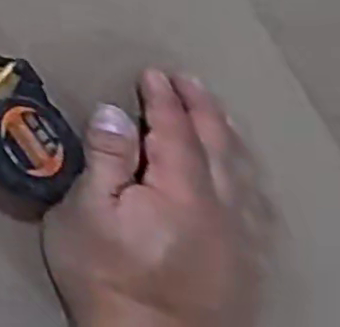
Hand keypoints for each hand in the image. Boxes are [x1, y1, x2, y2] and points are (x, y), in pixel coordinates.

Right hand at [42, 70, 271, 326]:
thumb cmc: (102, 265)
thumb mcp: (87, 208)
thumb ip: (106, 159)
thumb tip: (114, 112)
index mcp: (181, 195)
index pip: (176, 135)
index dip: (165, 102)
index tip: (153, 73)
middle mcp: (220, 213)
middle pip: (219, 153)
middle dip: (203, 113)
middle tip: (188, 81)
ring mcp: (237, 240)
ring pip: (243, 179)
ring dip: (228, 141)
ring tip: (217, 117)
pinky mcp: (240, 261)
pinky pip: (252, 205)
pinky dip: (244, 177)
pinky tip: (238, 176)